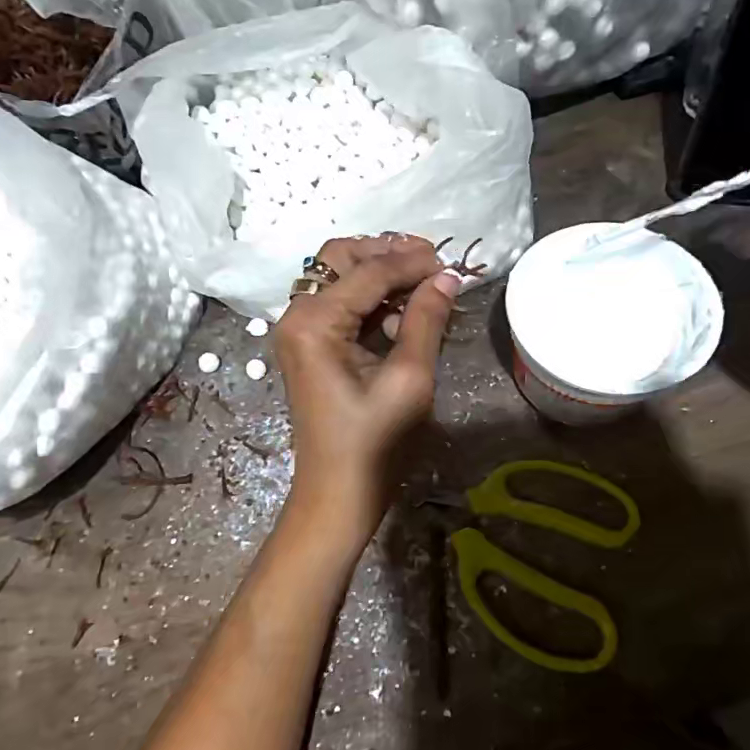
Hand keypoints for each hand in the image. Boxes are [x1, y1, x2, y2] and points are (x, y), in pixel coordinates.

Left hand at [275, 234, 461, 496]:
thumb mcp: (409, 379)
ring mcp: (299, 331)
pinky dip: (371, 300)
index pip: (369, 270)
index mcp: (314, 322)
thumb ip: (425, 320)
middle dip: (387, 255)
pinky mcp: (310, 346)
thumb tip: (447, 277)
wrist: (337, 495)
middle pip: (341, 258)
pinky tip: (403, 314)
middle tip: (432, 264)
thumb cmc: (374, 444)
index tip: (452, 263)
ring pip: (340, 278)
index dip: (413, 262)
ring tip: (424, 288)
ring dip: (380, 276)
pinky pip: (339, 305)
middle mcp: (297, 316)